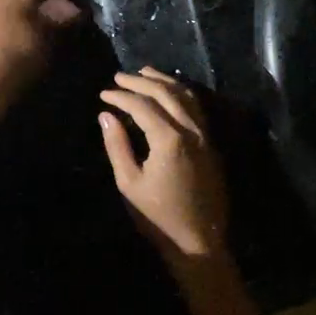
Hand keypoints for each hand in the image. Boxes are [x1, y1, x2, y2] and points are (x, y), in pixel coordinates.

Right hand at [99, 68, 228, 262]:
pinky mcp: (211, 143)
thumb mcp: (129, 183)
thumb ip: (117, 146)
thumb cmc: (158, 217)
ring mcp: (205, 135)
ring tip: (144, 73)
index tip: (104, 93)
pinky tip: (169, 92)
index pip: (142, 105)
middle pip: (165, 93)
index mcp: (169, 139)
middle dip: (141, 81)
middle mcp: (191, 130)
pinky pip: (196, 108)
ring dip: (164, 81)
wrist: (199, 241)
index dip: (121, 96)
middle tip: (119, 76)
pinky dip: (180, 94)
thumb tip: (106, 116)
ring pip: (186, 96)